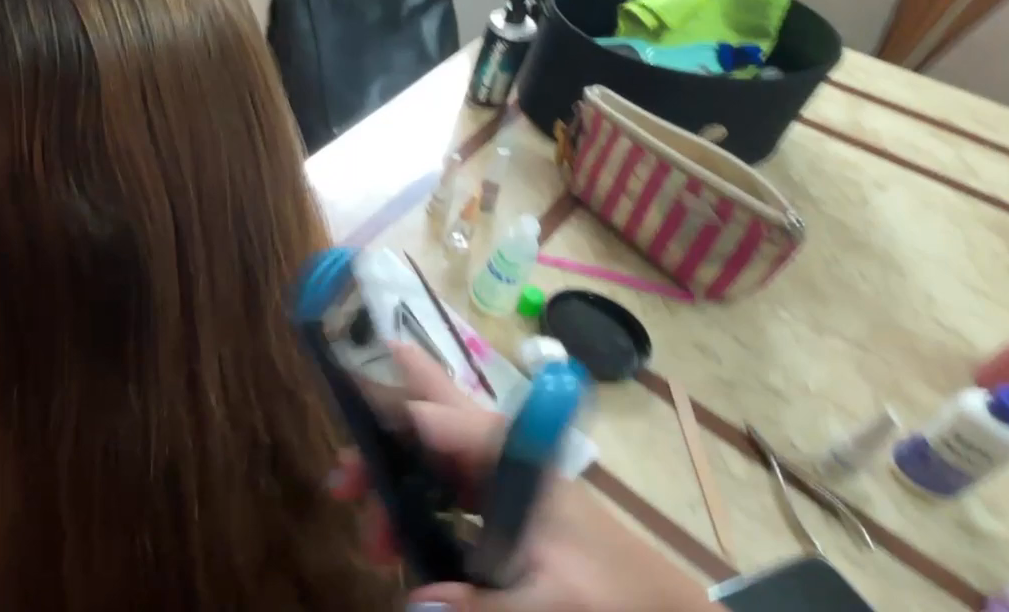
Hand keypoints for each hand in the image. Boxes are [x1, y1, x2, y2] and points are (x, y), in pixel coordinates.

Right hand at [336, 344, 714, 611]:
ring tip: (373, 543)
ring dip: (393, 487)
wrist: (666, 609)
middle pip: (427, 418)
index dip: (389, 423)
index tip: (353, 456)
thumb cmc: (616, 593)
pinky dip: (414, 506)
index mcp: (512, 456)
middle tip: (342, 481)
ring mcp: (500, 479)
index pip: (438, 417)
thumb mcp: (554, 602)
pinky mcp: (501, 508)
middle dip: (378, 440)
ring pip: (430, 457)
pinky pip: (443, 490)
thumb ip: (485, 606)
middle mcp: (500, 454)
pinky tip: (398, 539)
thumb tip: (415, 607)